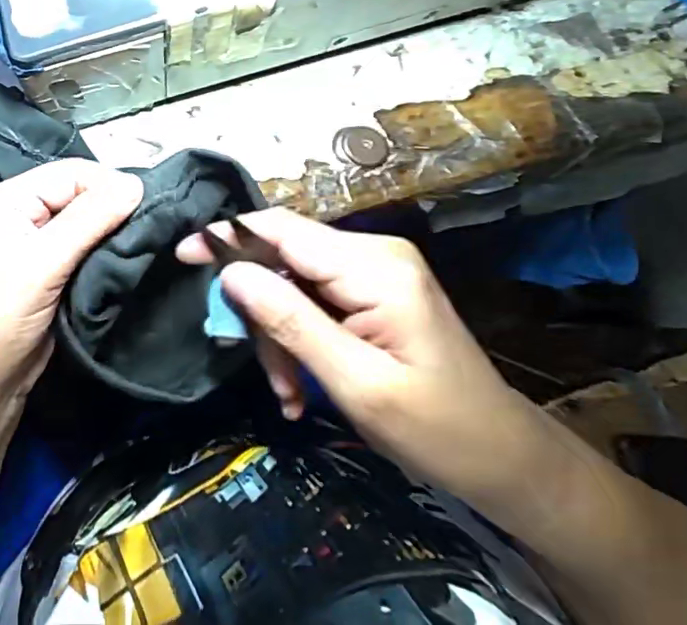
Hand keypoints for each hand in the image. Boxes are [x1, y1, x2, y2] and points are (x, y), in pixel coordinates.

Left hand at [0, 160, 143, 437]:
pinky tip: (129, 258)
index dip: (111, 184)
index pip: (73, 173)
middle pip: (82, 193)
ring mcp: (37, 242)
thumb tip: (137, 183)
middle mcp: (23, 212)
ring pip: (89, 220)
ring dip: (116, 230)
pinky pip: (89, 246)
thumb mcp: (41, 264)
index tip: (150, 208)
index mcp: (9, 199)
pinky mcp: (52, 269)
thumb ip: (89, 220)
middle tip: (153, 227)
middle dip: (116, 207)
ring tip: (146, 242)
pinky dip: (109, 250)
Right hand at [177, 208, 550, 498]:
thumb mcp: (355, 382)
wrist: (503, 456)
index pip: (284, 230)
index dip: (229, 236)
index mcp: (375, 266)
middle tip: (270, 379)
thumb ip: (290, 321)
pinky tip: (303, 387)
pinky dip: (300, 341)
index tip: (183, 253)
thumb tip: (232, 272)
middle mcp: (373, 253)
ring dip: (281, 340)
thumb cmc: (437, 428)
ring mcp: (375, 271)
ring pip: (294, 286)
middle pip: (285, 261)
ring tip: (290, 396)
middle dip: (264, 316)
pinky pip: (316, 301)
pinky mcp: (373, 291)